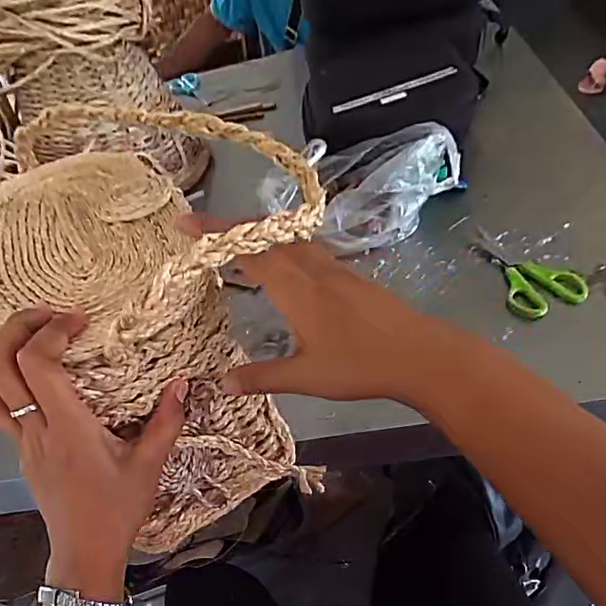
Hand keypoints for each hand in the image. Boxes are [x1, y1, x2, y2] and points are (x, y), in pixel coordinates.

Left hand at [0, 309, 186, 594]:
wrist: (85, 551)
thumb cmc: (118, 511)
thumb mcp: (149, 467)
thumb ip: (166, 423)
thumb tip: (182, 384)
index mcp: (68, 429)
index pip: (39, 365)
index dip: (52, 332)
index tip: (79, 321)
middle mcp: (36, 431)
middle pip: (1, 367)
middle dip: (16, 329)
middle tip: (44, 311)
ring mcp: (22, 442)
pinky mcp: (21, 452)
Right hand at [188, 215, 478, 404]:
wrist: (419, 354)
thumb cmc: (360, 366)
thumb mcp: (306, 377)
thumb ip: (263, 377)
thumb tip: (222, 383)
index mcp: (296, 289)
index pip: (249, 252)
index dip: (215, 235)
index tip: (186, 221)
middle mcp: (313, 270)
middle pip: (268, 236)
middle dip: (232, 228)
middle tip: (203, 228)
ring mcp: (335, 270)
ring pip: (291, 240)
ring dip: (261, 234)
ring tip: (239, 241)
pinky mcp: (351, 277)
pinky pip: (309, 250)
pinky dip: (286, 246)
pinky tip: (287, 261)